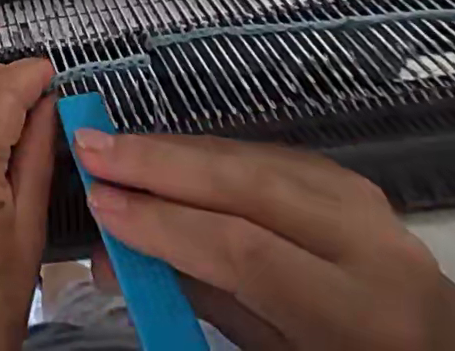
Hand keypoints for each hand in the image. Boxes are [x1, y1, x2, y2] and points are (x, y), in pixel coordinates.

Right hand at [74, 133, 454, 350]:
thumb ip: (201, 298)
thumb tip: (114, 251)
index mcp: (361, 309)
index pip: (244, 248)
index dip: (163, 222)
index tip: (98, 203)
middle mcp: (365, 238)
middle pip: (243, 180)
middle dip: (156, 162)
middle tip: (89, 146)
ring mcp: (355, 194)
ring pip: (245, 155)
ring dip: (168, 149)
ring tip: (110, 146)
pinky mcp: (337, 171)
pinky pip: (254, 152)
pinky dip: (198, 151)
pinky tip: (158, 152)